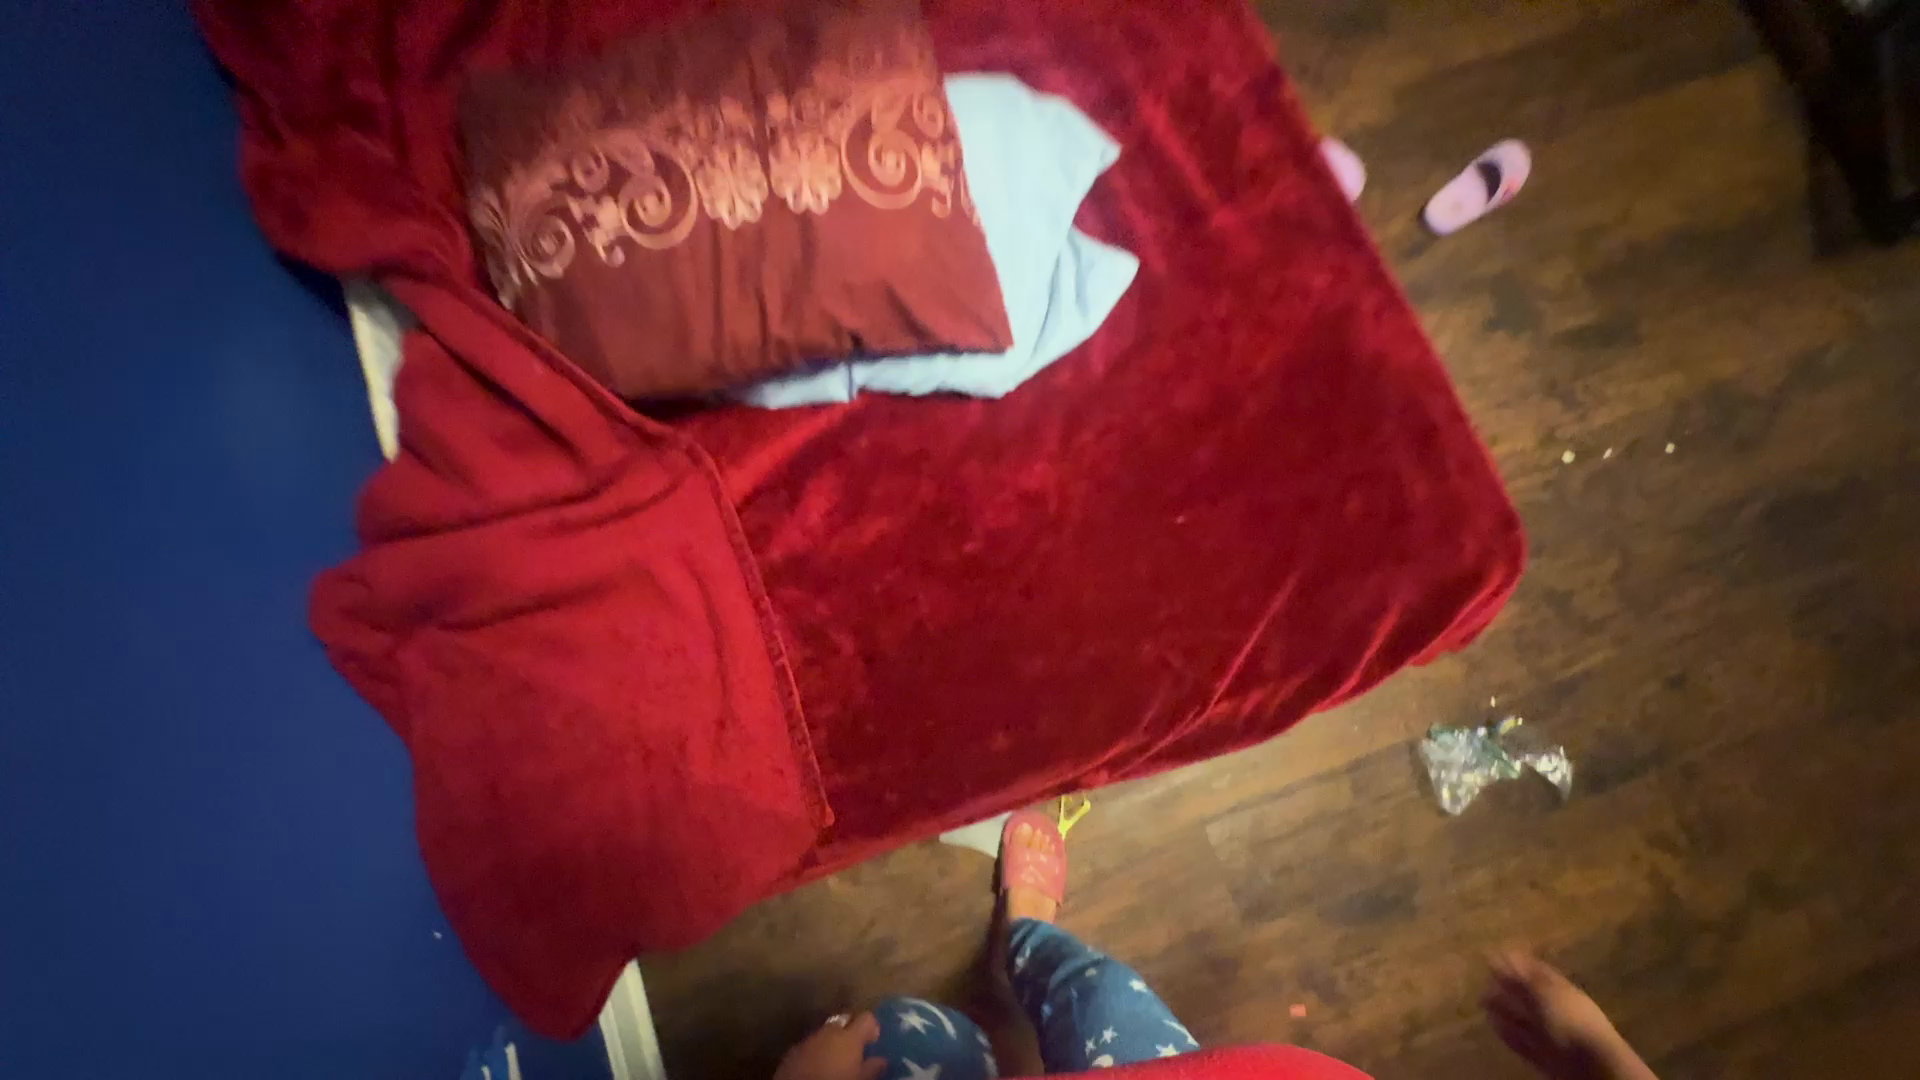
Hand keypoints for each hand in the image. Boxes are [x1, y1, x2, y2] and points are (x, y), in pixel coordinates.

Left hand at [773, 1012, 886, 1079]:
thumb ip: (871, 1068)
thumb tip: (882, 1060)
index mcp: (849, 1036)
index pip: (867, 1018)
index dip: (871, 1028)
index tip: (873, 1042)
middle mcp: (829, 1031)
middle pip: (844, 1022)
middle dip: (850, 1032)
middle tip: (854, 1051)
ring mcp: (810, 1039)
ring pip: (826, 1032)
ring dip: (832, 1041)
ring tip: (835, 1059)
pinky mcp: (793, 1050)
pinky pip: (810, 1044)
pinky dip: (816, 1050)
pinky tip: (817, 1065)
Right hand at [1483, 951, 1656, 1079]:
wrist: (1594, 1066)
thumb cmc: (1570, 1020)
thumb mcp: (1546, 992)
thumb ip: (1523, 974)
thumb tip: (1502, 952)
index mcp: (1563, 990)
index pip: (1538, 971)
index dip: (1516, 962)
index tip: (1493, 953)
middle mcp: (1558, 1010)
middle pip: (1529, 995)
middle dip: (1507, 986)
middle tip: (1483, 978)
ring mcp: (1553, 1033)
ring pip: (1524, 1018)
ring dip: (1504, 1010)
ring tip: (1481, 1002)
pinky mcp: (1546, 1054)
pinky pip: (1524, 1040)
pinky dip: (1508, 1033)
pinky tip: (1493, 1025)